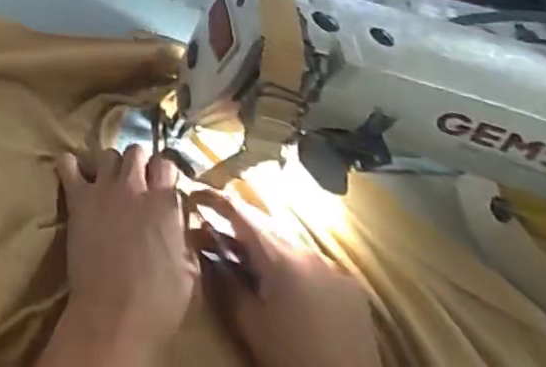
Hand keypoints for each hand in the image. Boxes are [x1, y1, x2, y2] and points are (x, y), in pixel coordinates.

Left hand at [39, 145, 196, 366]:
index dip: (165, 174)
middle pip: (137, 151)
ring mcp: (105, 189)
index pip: (167, 164)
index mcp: (166, 203)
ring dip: (111, 166)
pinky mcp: (78, 199)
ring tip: (109, 183)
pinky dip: (70, 165)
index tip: (163, 186)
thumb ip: (185, 236)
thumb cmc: (157, 304)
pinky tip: (74, 173)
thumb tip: (182, 221)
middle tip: (137, 183)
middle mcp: (136, 186)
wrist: (112, 318)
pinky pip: (68, 165)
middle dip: (138, 163)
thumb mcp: (189, 272)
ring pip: (108, 153)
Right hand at [194, 192, 379, 366]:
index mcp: (279, 255)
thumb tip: (205, 250)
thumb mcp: (249, 323)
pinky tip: (287, 289)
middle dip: (239, 227)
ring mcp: (333, 268)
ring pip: (290, 243)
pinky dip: (293, 266)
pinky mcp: (351, 288)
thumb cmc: (291, 358)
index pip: (240, 211)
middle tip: (215, 237)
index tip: (194, 195)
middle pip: (265, 225)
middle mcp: (307, 250)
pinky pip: (314, 264)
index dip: (215, 199)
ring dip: (266, 248)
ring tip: (248, 265)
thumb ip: (224, 281)